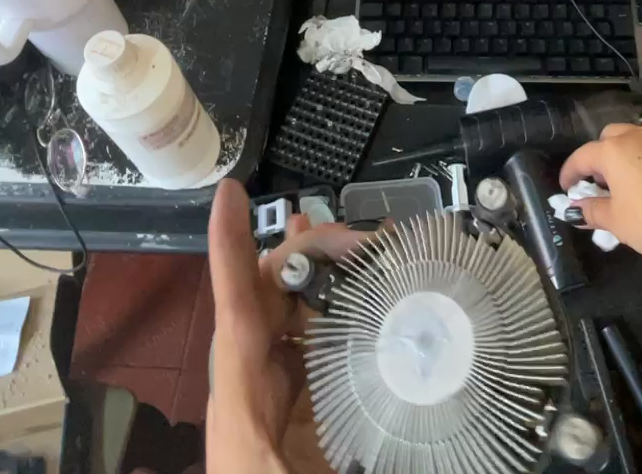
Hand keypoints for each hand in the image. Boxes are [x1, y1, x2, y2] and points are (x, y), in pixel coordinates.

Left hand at [205, 179, 363, 473]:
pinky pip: (309, 334)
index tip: (229, 195)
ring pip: (291, 308)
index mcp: (246, 395)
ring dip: (315, 267)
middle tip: (362, 242)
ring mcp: (279, 388)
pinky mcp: (300, 400)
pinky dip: (327, 300)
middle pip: (271, 292)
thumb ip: (327, 447)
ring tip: (350, 236)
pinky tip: (351, 279)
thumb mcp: (282, 469)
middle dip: (307, 252)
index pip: (237, 304)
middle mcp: (258, 379)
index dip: (230, 245)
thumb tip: (411, 459)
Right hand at [558, 124, 641, 263]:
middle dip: (598, 159)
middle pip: (608, 139)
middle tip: (597, 184)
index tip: (566, 190)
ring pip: (632, 142)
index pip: (581, 157)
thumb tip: (576, 210)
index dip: (570, 174)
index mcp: (613, 151)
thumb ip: (592, 212)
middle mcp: (635, 138)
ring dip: (622, 159)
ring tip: (623, 188)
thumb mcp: (616, 222)